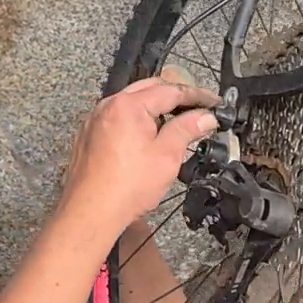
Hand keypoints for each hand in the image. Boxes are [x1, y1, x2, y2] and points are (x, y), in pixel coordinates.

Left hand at [61, 75, 220, 233]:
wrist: (90, 212)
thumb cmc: (126, 187)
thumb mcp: (167, 156)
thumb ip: (187, 129)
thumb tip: (205, 117)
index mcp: (128, 105)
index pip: (170, 90)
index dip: (196, 95)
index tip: (212, 102)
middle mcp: (109, 105)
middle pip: (149, 89)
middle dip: (175, 96)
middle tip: (197, 109)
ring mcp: (96, 119)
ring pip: (132, 102)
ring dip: (155, 107)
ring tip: (175, 124)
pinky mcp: (90, 134)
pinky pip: (118, 116)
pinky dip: (136, 119)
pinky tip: (148, 137)